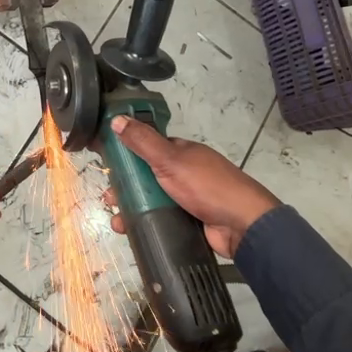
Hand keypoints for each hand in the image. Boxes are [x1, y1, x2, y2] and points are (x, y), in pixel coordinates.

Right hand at [108, 115, 280, 256]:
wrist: (243, 227)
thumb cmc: (207, 187)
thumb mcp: (170, 160)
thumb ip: (143, 141)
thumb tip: (117, 118)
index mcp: (182, 153)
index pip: (149, 147)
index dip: (128, 154)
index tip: (108, 164)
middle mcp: (185, 173)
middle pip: (147, 177)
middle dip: (126, 187)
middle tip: (109, 199)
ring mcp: (188, 199)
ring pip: (152, 201)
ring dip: (132, 209)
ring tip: (117, 221)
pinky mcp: (190, 222)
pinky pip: (162, 220)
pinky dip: (146, 224)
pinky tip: (131, 232)